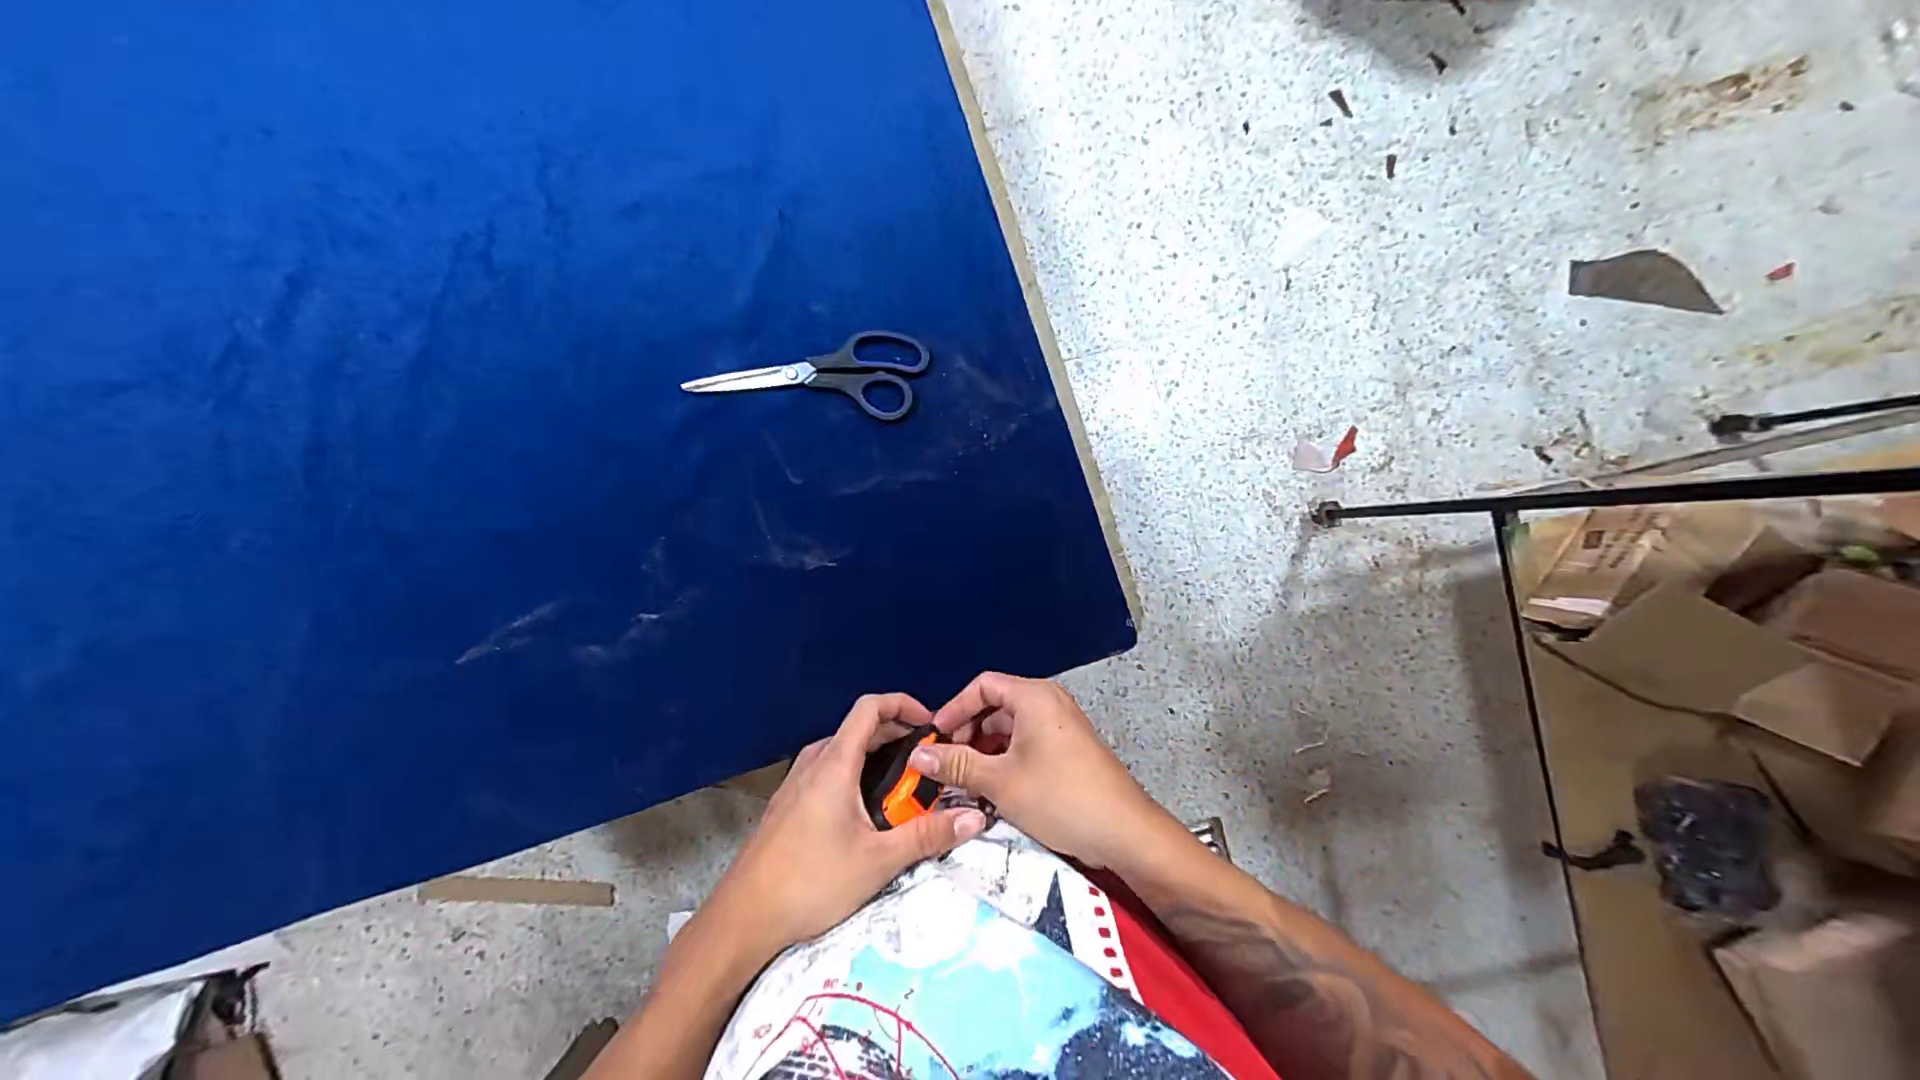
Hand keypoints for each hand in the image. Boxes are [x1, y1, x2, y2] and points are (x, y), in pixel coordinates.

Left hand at [703, 693, 987, 952]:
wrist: (742, 918)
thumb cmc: (810, 882)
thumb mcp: (878, 861)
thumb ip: (928, 835)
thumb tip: (976, 817)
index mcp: (835, 763)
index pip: (870, 707)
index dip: (904, 704)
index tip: (931, 725)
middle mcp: (814, 763)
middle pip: (860, 728)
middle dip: (898, 735)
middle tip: (929, 762)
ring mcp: (797, 782)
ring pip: (844, 750)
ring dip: (877, 755)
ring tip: (905, 784)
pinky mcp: (789, 803)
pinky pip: (829, 770)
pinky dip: (856, 772)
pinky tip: (867, 809)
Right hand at [916, 672, 1183, 870]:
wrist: (1124, 833)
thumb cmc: (1064, 798)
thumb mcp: (1000, 781)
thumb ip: (957, 764)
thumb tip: (920, 755)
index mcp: (1034, 697)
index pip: (982, 686)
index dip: (954, 708)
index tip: (935, 735)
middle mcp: (1048, 704)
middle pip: (994, 706)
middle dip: (967, 733)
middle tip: (947, 762)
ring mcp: (1060, 727)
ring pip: (1008, 729)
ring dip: (983, 751)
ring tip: (964, 780)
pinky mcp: (1066, 751)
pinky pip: (1025, 744)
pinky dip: (1004, 760)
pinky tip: (990, 788)